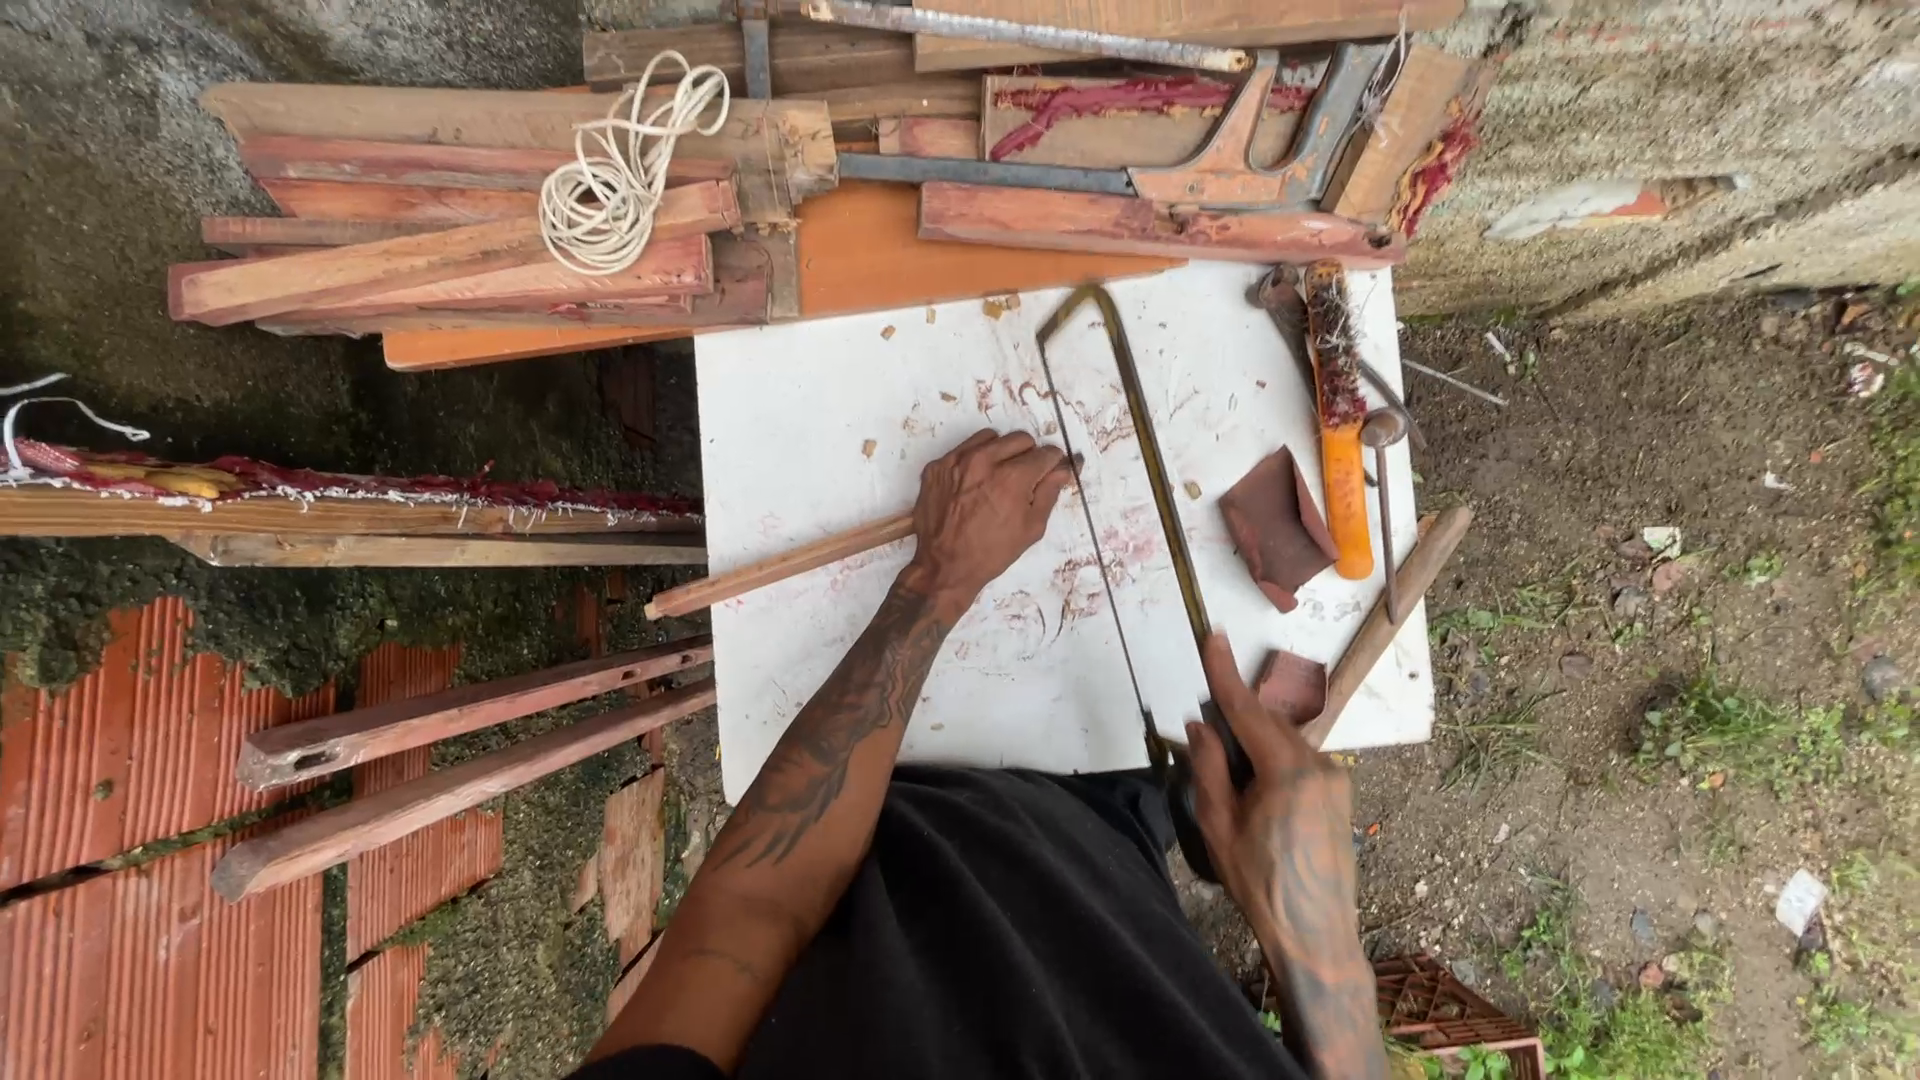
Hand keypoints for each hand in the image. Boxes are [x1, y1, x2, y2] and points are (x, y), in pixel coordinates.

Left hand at [899, 428, 1072, 617]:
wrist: (944, 566)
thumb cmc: (992, 552)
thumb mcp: (1031, 528)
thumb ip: (1050, 492)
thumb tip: (1062, 469)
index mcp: (1012, 478)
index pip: (1045, 453)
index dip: (1053, 463)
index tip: (1051, 470)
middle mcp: (984, 462)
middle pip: (1021, 439)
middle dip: (1029, 455)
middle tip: (1024, 477)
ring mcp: (956, 461)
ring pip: (991, 438)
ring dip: (1001, 452)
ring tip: (998, 476)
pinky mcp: (937, 466)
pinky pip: (964, 449)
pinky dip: (974, 459)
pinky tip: (974, 482)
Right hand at [1185, 633, 1358, 949]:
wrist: (1315, 936)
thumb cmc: (1258, 882)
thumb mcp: (1218, 824)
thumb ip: (1208, 767)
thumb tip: (1200, 725)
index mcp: (1287, 770)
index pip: (1247, 709)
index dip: (1224, 672)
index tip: (1213, 635)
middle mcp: (1319, 765)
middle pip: (1266, 721)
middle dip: (1234, 715)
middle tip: (1204, 732)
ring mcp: (1335, 779)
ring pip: (1283, 739)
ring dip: (1252, 741)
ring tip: (1229, 776)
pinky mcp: (1339, 794)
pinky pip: (1298, 758)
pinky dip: (1270, 757)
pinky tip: (1254, 787)